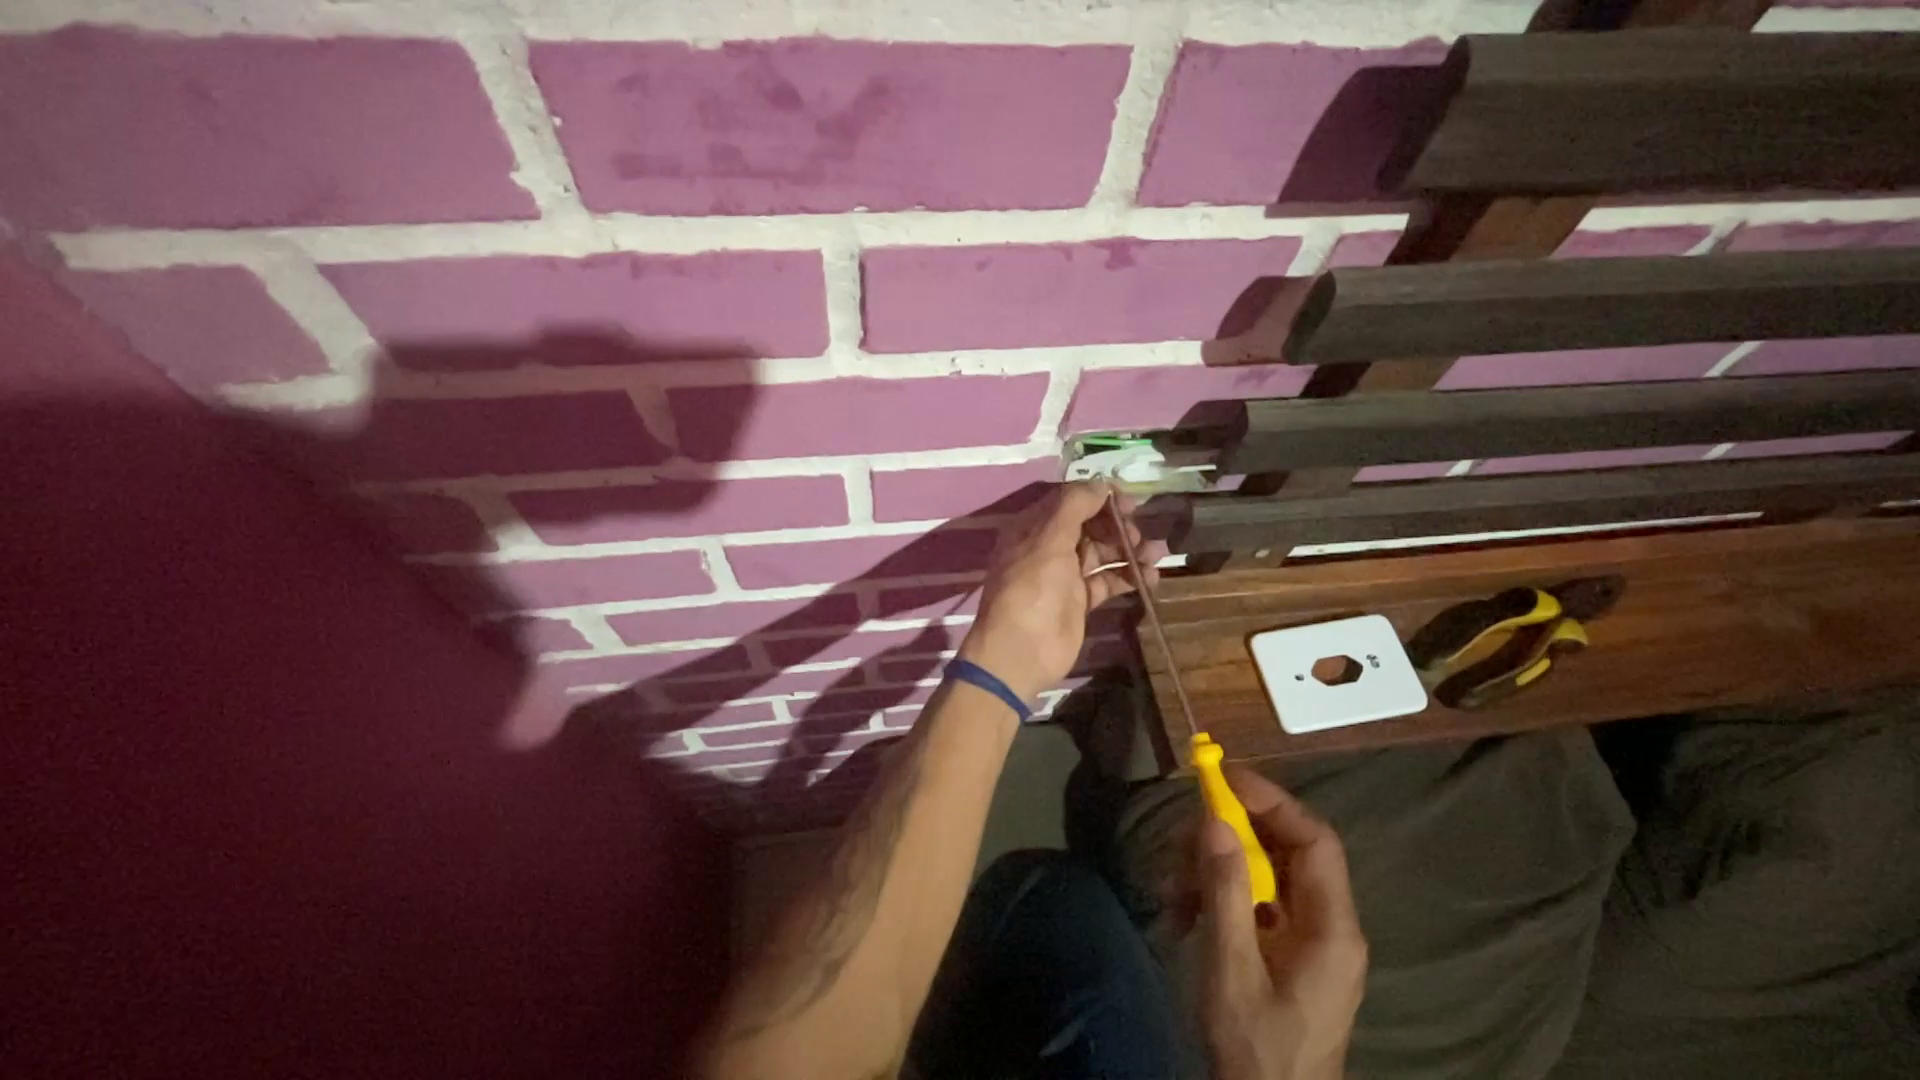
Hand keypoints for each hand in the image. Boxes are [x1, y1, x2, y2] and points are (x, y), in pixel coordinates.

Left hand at [957, 481, 1166, 702]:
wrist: (1021, 651)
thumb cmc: (1032, 588)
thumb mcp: (1049, 538)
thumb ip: (1074, 506)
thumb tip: (1101, 484)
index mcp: (1033, 527)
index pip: (1070, 501)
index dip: (1099, 497)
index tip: (1128, 501)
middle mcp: (1048, 547)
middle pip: (1089, 525)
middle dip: (1117, 524)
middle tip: (1137, 532)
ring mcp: (1064, 575)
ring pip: (1102, 552)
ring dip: (1130, 550)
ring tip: (1154, 554)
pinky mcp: (1080, 601)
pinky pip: (1108, 581)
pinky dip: (1129, 577)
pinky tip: (1151, 577)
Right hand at [1199, 768, 1367, 1079]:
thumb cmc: (1255, 1048)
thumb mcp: (1231, 968)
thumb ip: (1225, 890)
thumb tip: (1212, 819)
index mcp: (1332, 927)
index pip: (1314, 839)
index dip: (1271, 800)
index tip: (1221, 780)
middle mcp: (1329, 926)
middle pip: (1286, 853)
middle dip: (1231, 836)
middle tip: (1182, 838)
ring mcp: (1309, 943)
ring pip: (1265, 877)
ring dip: (1215, 870)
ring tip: (1172, 890)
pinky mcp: (1286, 956)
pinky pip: (1256, 906)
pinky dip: (1219, 900)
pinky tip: (1183, 915)